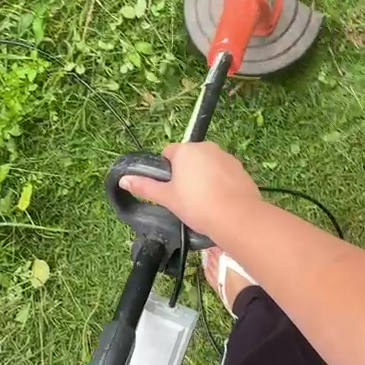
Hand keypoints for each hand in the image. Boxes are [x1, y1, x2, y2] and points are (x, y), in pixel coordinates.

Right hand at [117, 141, 263, 239]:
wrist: (237, 217)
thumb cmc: (197, 205)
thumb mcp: (167, 198)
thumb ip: (145, 187)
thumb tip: (124, 180)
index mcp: (185, 150)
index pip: (168, 152)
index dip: (166, 170)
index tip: (169, 189)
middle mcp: (206, 147)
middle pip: (189, 158)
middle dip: (185, 174)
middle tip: (184, 198)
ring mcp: (225, 156)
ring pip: (207, 165)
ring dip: (202, 177)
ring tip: (203, 202)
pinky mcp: (240, 168)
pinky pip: (223, 173)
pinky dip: (219, 183)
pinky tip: (219, 201)